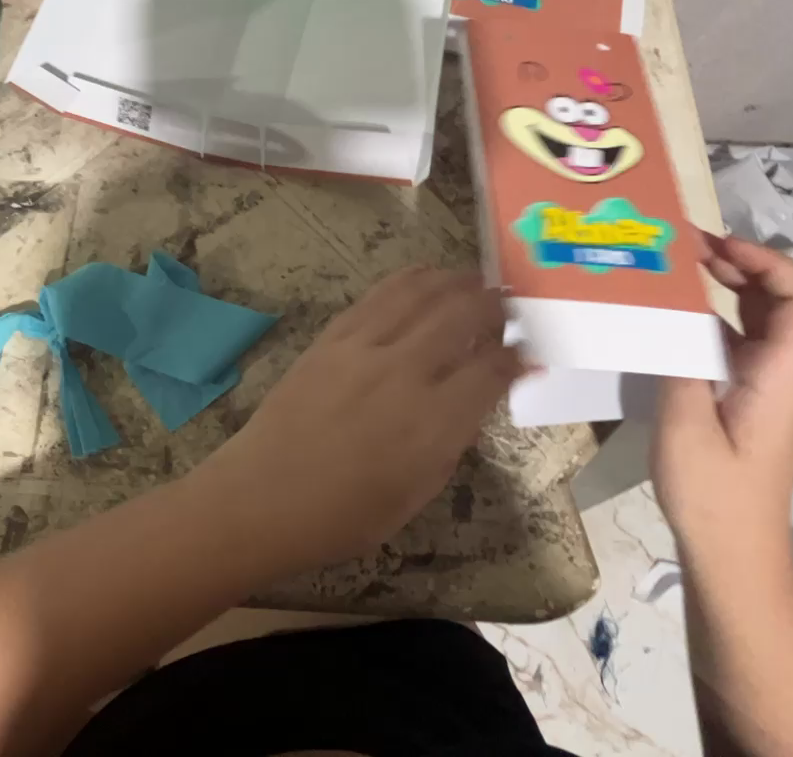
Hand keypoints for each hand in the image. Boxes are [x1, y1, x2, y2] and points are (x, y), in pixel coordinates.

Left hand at [198, 268, 524, 573]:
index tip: (528, 351)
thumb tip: (475, 401)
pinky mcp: (332, 337)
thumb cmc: (344, 514)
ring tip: (473, 281)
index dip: (518, 356)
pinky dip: (410, 281)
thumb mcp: (416, 492)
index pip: (492, 370)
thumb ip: (451, 440)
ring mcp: (363, 348)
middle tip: (509, 304)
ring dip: (454, 281)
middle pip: (462, 316)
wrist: (264, 495)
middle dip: (494, 305)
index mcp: (433, 421)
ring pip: (421, 294)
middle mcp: (404, 372)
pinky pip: (379, 296)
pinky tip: (423, 279)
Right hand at [652, 232, 792, 563]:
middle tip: (687, 248)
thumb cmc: (714, 497)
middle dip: (744, 264)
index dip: (773, 265)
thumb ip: (681, 364)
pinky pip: (737, 342)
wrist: (734, 555)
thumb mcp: (685, 429)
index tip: (720, 247)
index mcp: (780, 378)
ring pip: (762, 319)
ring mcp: (765, 387)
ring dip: (728, 286)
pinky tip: (671, 316)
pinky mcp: (745, 399)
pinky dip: (710, 316)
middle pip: (787, 302)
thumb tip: (671, 310)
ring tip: (678, 268)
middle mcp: (782, 375)